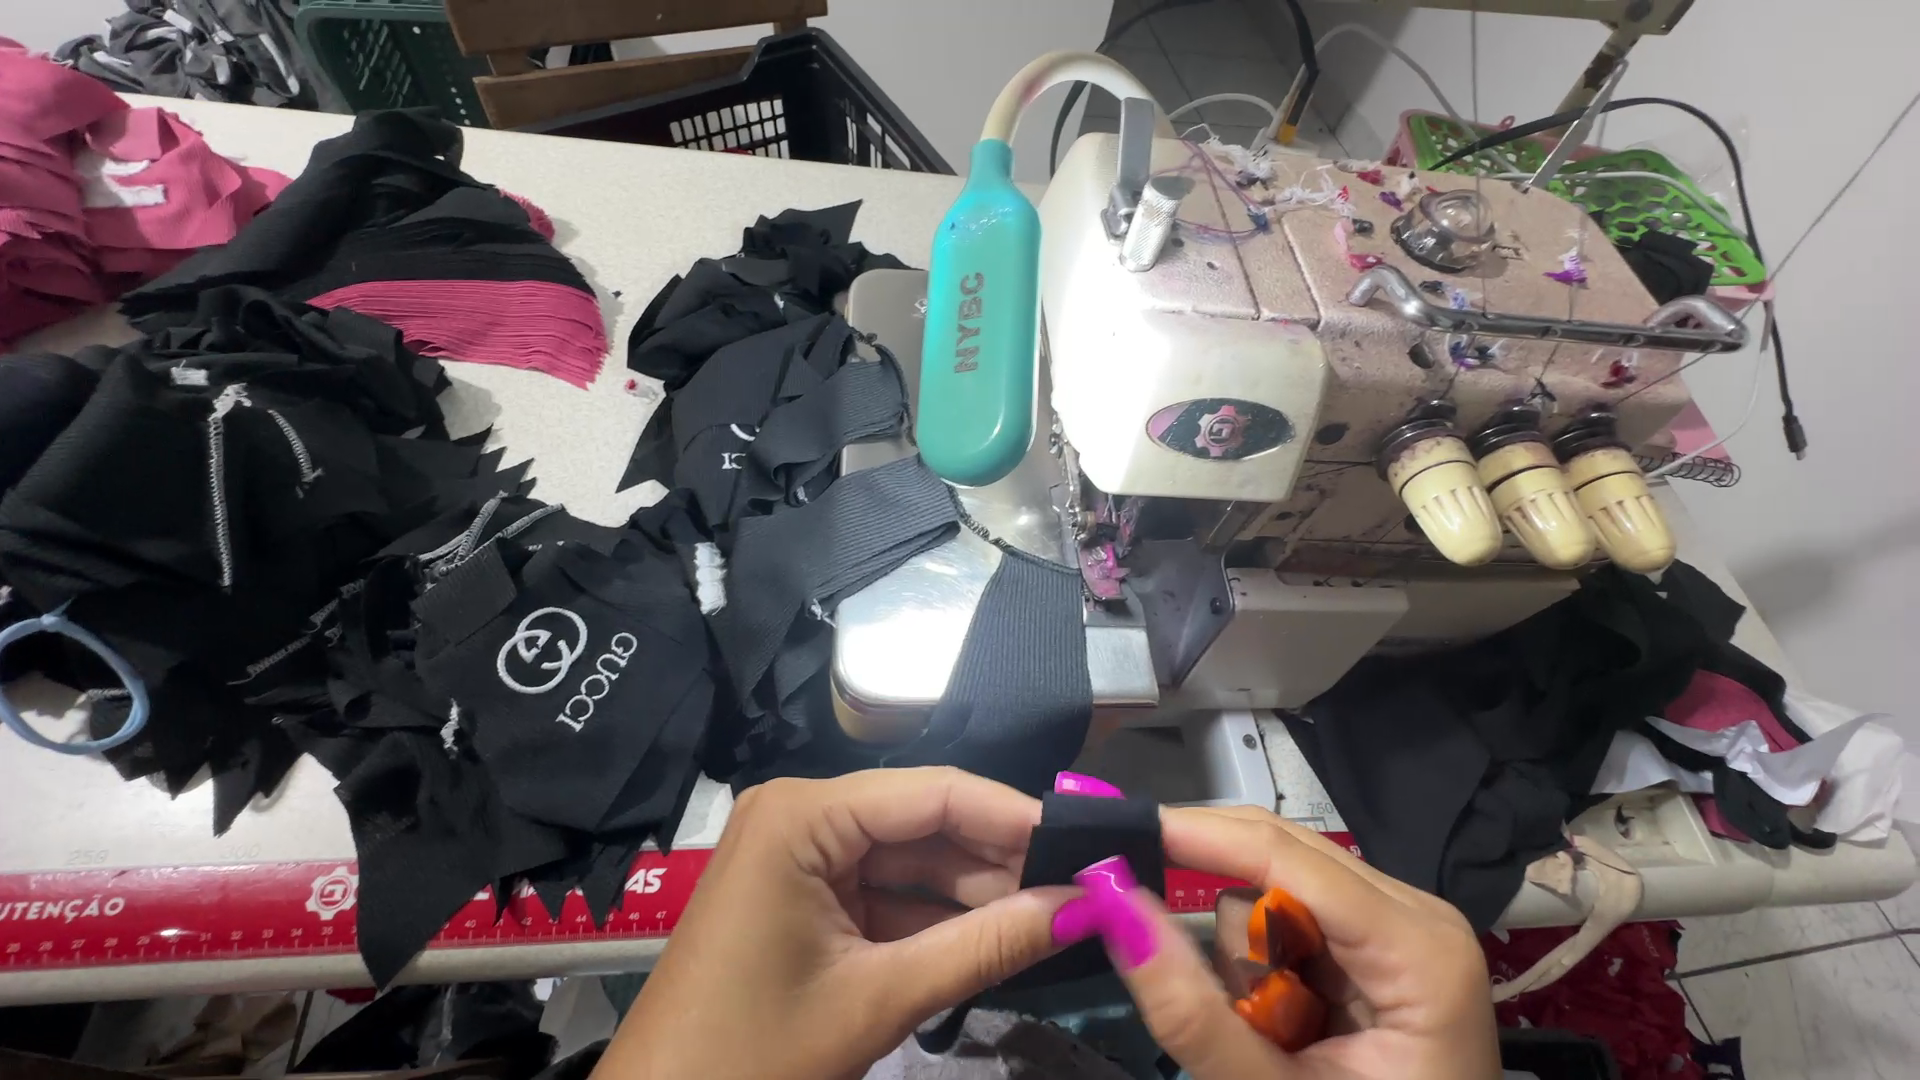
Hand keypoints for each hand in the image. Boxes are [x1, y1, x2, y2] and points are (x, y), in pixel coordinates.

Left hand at [598, 767, 1074, 1079]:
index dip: (1013, 814)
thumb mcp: (879, 999)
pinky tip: (993, 931)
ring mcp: (799, 849)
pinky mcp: (802, 888)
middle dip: (996, 858)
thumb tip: (1080, 907)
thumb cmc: (752, 1060)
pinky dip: (934, 913)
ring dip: (973, 889)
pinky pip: (883, 886)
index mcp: (804, 813)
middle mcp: (801, 811)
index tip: (1084, 841)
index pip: (932, 791)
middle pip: (922, 820)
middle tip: (1077, 885)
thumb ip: (985, 947)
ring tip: (1050, 910)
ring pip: (908, 855)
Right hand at [1083, 805, 1499, 1079]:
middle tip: (1193, 967)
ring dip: (1244, 943)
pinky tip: (1285, 1012)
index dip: (1198, 833)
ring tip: (1272, 1029)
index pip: (1283, 855)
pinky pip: (1291, 903)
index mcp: (1414, 949)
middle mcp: (1414, 913)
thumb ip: (1193, 1012)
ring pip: (1276, 878)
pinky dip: (1260, 948)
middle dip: (1228, 917)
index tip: (1123, 828)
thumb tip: (1118, 906)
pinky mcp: (1381, 933)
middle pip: (1278, 854)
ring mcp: (1401, 919)